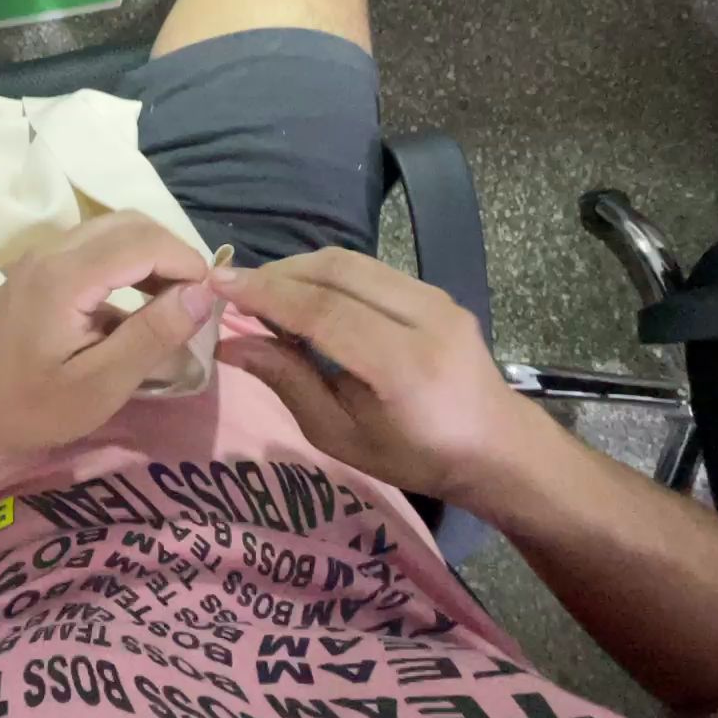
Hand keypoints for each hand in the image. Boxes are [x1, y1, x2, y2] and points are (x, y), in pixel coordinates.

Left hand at [0, 212, 215, 466]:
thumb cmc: (25, 408)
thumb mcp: (98, 385)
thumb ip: (152, 334)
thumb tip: (203, 292)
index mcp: (68, 274)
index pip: (146, 240)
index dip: (188, 262)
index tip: (212, 302)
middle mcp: (53, 251)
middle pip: (129, 223)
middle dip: (171, 252)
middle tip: (193, 301)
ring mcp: (39, 259)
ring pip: (109, 232)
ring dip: (147, 257)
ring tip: (171, 305)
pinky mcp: (34, 273)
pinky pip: (90, 250)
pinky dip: (122, 266)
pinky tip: (131, 311)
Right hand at [211, 248, 551, 504]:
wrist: (499, 448)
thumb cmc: (415, 455)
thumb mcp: (339, 435)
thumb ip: (287, 381)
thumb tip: (229, 344)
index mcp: (406, 366)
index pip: (324, 312)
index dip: (266, 294)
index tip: (218, 283)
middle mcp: (427, 318)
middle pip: (336, 272)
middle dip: (276, 273)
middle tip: (234, 290)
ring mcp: (435, 298)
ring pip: (349, 262)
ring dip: (297, 270)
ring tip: (262, 294)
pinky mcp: (433, 290)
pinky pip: (365, 269)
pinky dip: (322, 275)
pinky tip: (302, 297)